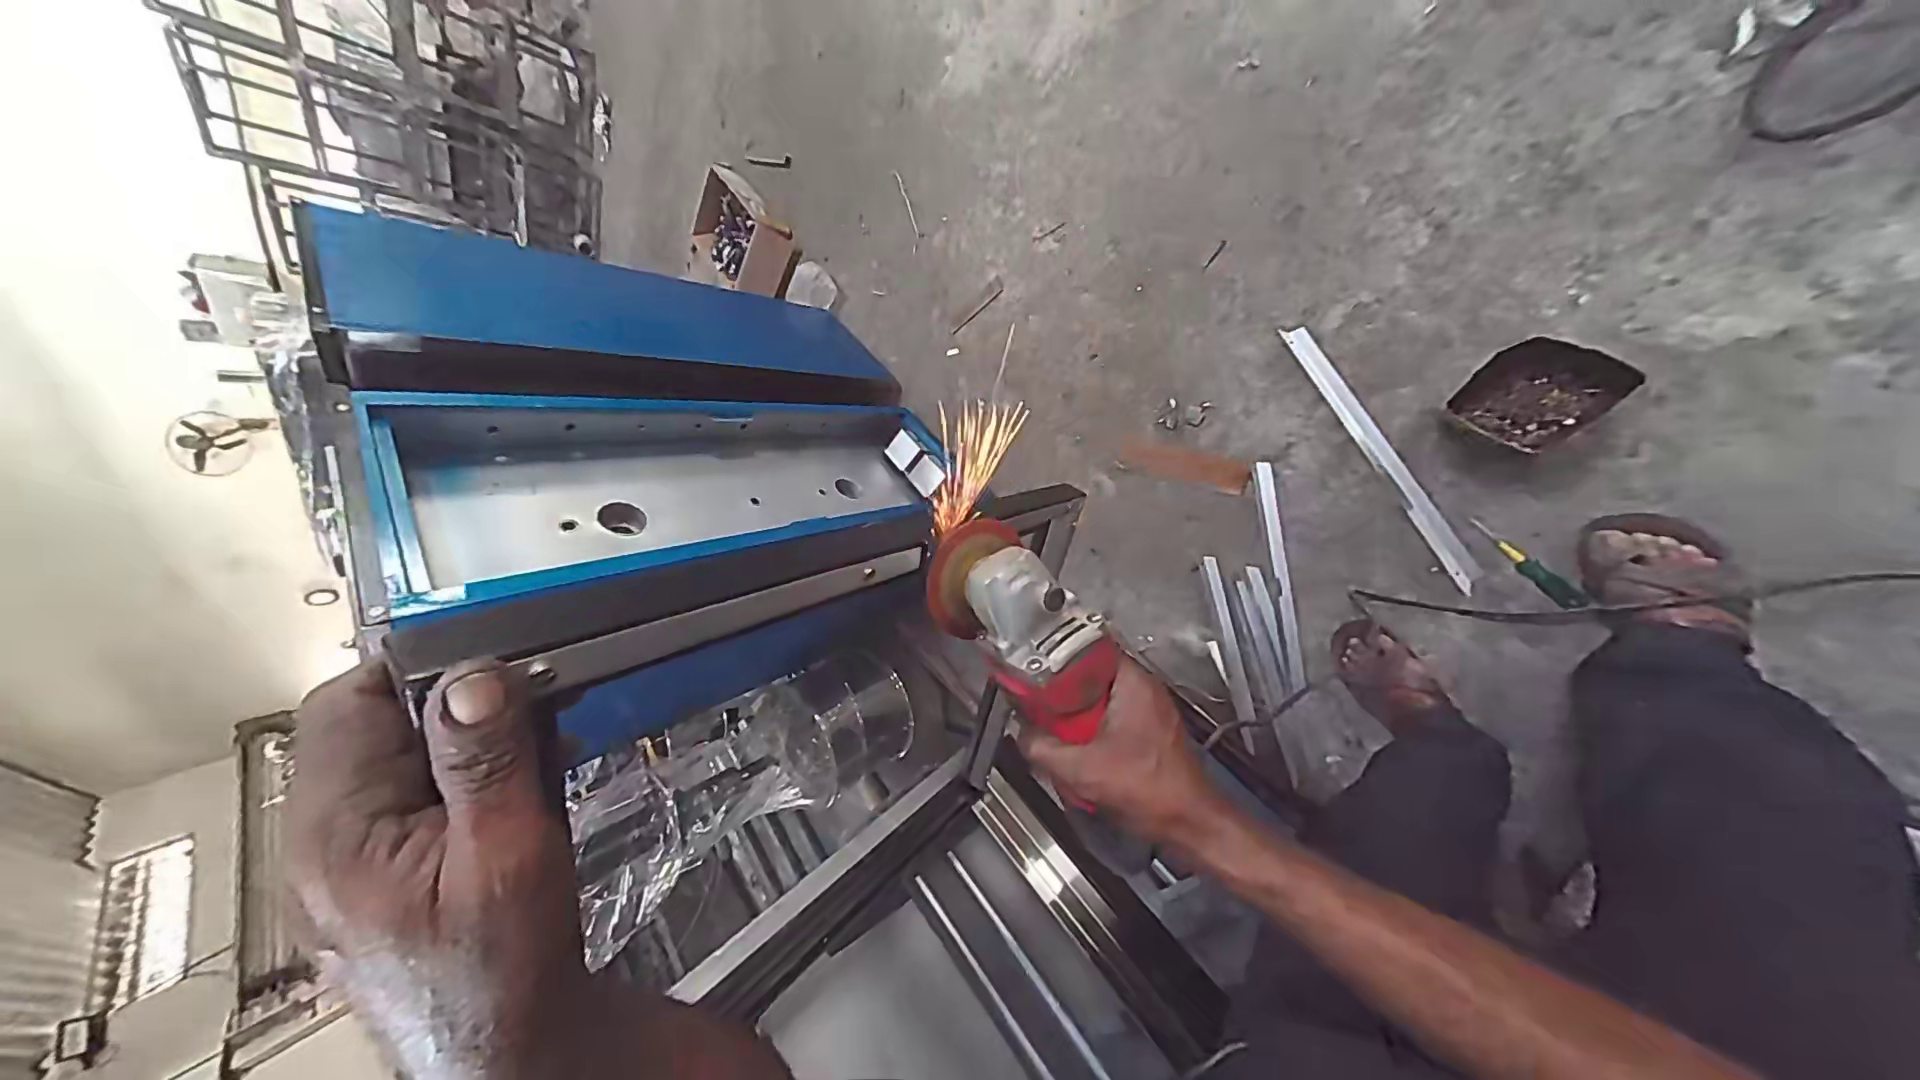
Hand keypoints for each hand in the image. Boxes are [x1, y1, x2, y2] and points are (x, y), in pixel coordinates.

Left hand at [286, 656, 595, 1079]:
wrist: (510, 1037)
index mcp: (338, 829)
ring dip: (484, 733)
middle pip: (384, 723)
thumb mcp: (505, 850)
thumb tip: (474, 678)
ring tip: (547, 739)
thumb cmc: (502, 956)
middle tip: (542, 698)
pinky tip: (531, 776)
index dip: (424, 665)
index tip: (501, 657)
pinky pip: (431, 786)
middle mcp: (332, 834)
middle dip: (468, 701)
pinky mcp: (397, 860)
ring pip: (414, 751)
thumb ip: (487, 762)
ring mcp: (363, 850)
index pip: (352, 702)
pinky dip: (483, 767)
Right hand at [1015, 658, 1226, 844]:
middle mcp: (1145, 690)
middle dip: (1064, 692)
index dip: (1058, 658)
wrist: (1188, 823)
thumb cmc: (1153, 792)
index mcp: (1134, 684)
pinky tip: (1081, 751)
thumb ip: (1042, 748)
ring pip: (1100, 699)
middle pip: (1091, 676)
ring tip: (1058, 729)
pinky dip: (1093, 729)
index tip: (1038, 669)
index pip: (1089, 650)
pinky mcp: (1149, 732)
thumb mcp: (1081, 769)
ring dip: (1077, 714)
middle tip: (1042, 704)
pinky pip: (1111, 718)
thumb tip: (1023, 736)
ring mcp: (1150, 711)